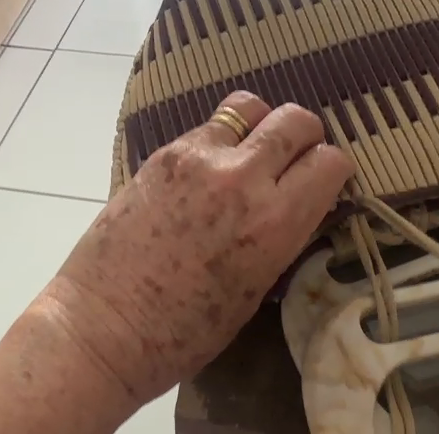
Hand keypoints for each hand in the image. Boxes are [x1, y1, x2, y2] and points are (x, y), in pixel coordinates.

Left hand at [35, 90, 355, 405]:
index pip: (330, 162)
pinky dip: (219, 141)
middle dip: (305, 136)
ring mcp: (200, 157)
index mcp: (274, 224)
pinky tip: (207, 172)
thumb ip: (282, 236)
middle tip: (294, 158)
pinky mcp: (166, 151)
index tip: (325, 181)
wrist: (105, 324)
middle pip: (296, 120)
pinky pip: (209, 127)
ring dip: (260, 126)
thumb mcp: (255, 290)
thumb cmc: (183, 332)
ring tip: (250, 153)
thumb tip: (299, 203)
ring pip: (250, 107)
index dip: (333, 170)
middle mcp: (242, 178)